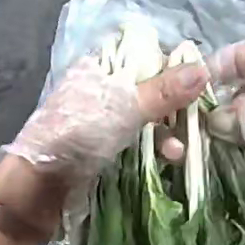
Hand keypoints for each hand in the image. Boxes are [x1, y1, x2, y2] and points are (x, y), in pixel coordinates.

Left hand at [2, 54, 207, 176]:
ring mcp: (103, 123)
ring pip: (146, 120)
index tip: (200, 82)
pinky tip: (169, 160)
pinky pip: (139, 143)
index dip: (172, 67)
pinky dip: (155, 149)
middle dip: (175, 107)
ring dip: (167, 133)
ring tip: (178, 152)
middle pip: (149, 91)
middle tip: (197, 121)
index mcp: (99, 69)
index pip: (143, 56)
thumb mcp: (125, 108)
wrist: (40, 187)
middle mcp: (101, 91)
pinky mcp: (105, 150)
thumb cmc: (79, 135)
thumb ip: (163, 92)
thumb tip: (203, 71)